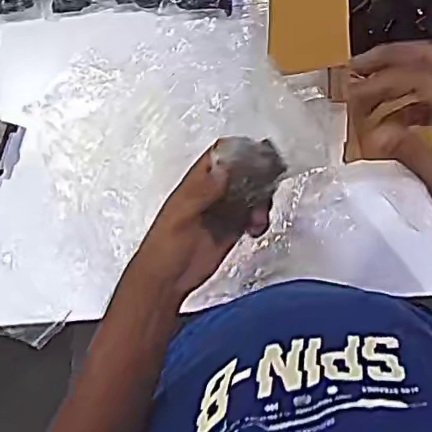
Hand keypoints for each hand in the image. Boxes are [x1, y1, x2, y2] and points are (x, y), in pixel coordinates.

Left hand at [124, 145, 269, 301]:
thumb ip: (203, 192)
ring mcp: (224, 209)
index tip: (259, 156)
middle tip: (266, 190)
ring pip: (253, 193)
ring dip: (262, 202)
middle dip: (259, 178)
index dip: (240, 150)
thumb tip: (224, 170)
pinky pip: (253, 215)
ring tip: (258, 219)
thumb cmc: (165, 247)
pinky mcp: (232, 227)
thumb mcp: (182, 215)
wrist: (167, 280)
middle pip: (244, 172)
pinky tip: (255, 229)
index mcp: (197, 183)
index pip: (220, 155)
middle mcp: (213, 192)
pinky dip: (260, 219)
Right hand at [346, 42, 431, 240]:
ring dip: (398, 77)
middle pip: (425, 58)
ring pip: (430, 72)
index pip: (417, 76)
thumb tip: (376, 134)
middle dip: (389, 59)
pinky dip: (410, 98)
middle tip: (359, 66)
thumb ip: (405, 149)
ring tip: (369, 90)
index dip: (382, 81)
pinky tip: (391, 117)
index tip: (358, 92)